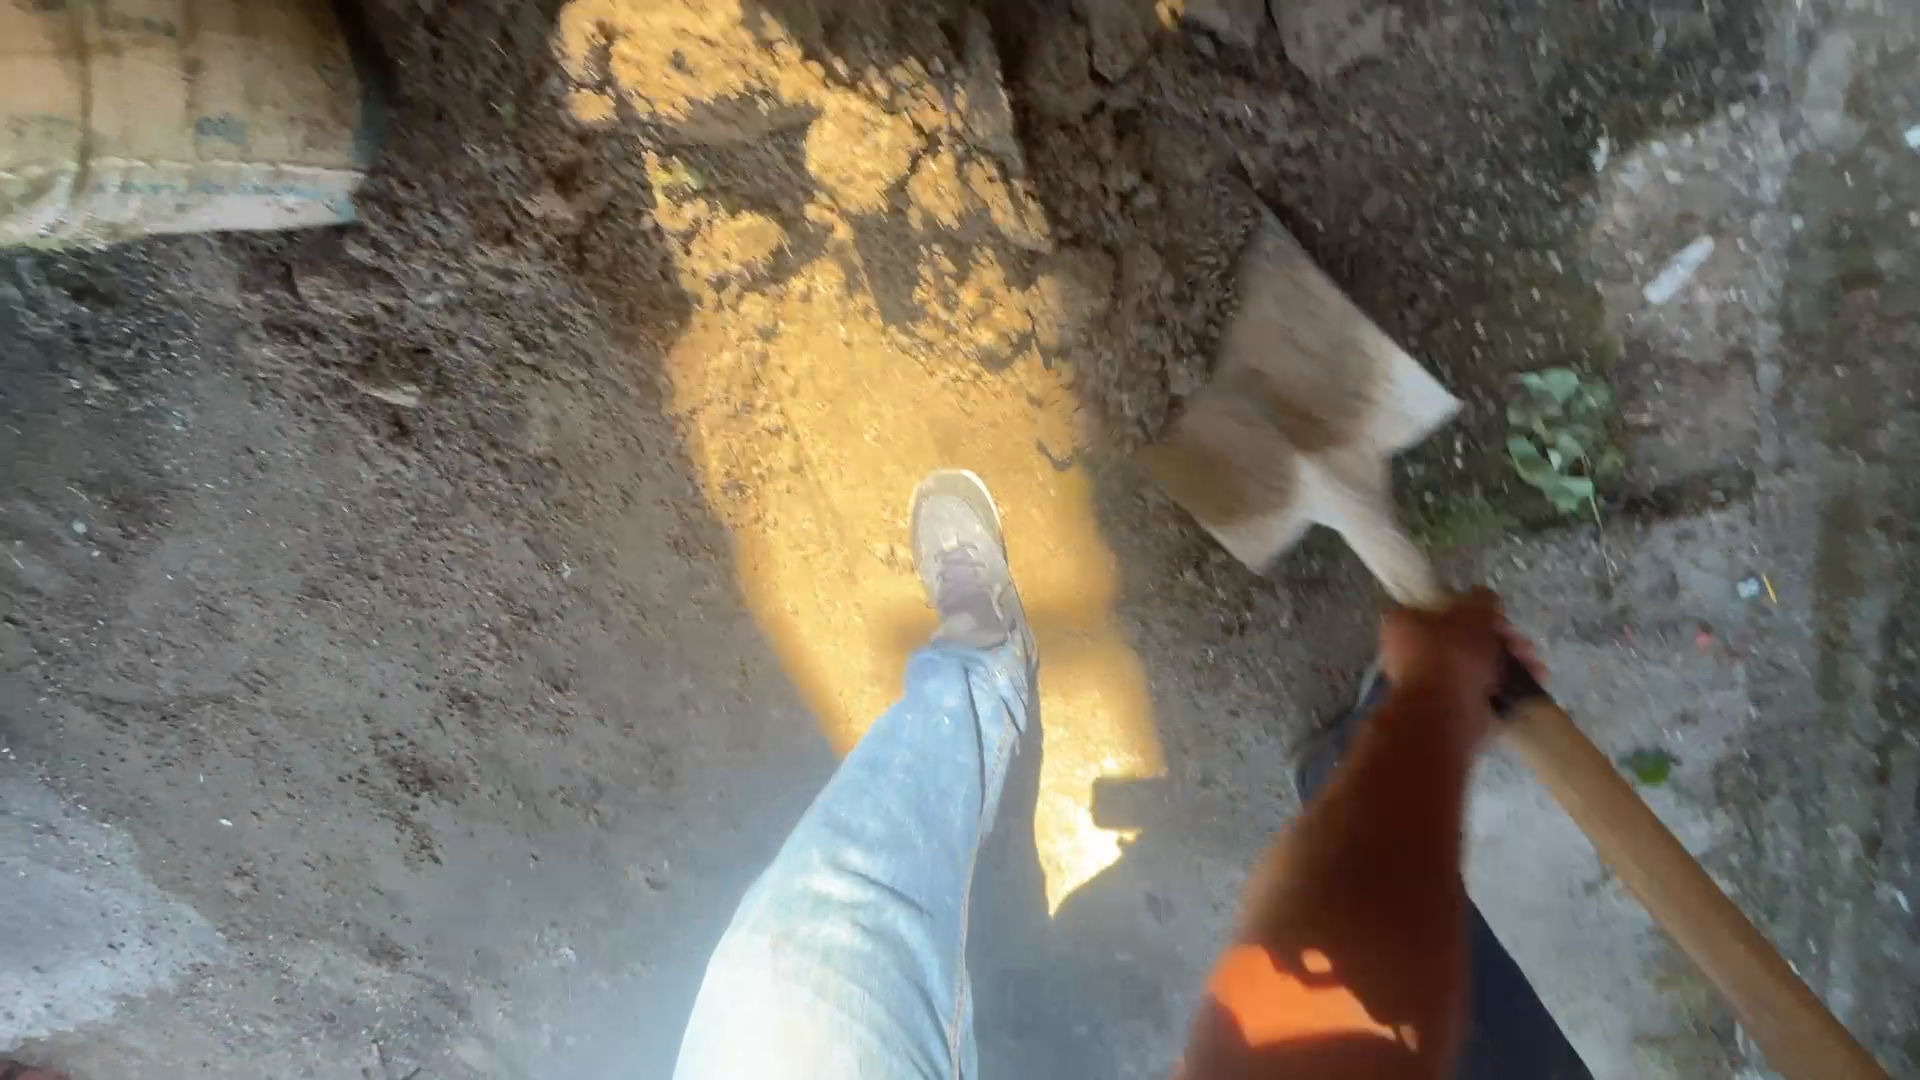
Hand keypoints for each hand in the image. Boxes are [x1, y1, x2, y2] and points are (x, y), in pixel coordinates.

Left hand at [1379, 587, 1541, 737]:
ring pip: (1477, 661)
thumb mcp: (1470, 615)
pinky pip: (1481, 685)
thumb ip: (1480, 600)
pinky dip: (1506, 684)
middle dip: (1502, 638)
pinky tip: (1534, 682)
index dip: (1470, 609)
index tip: (1495, 616)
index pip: (1436, 607)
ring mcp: (1429, 677)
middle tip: (1522, 645)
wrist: (1445, 714)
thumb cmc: (1451, 656)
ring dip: (1511, 661)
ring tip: (1536, 668)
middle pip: (1463, 636)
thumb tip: (1483, 596)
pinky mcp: (1450, 701)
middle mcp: (1409, 649)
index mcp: (1402, 623)